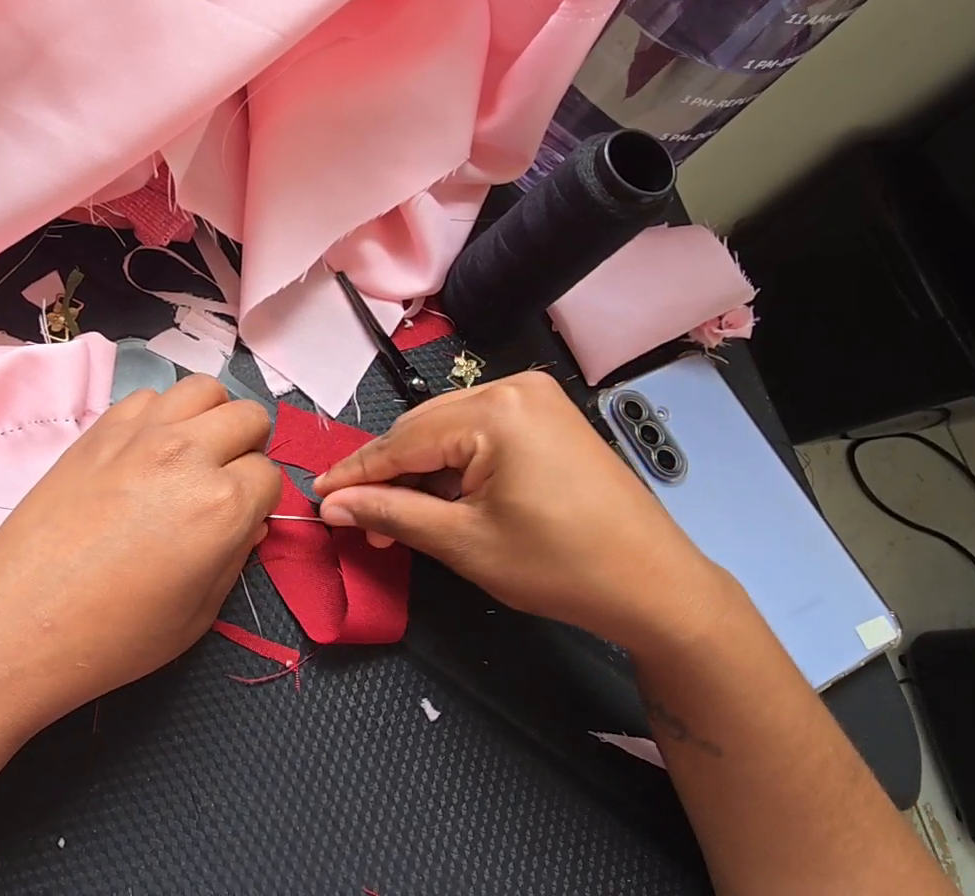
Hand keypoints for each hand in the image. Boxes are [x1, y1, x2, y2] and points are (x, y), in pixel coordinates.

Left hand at [0, 374, 278, 736]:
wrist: (21, 621)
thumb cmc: (115, 636)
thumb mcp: (199, 614)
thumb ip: (235, 557)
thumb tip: (246, 522)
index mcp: (222, 504)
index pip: (269, 474)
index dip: (261, 500)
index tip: (242, 519)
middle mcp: (188, 454)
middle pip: (247, 416)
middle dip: (247, 449)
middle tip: (223, 483)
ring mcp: (140, 434)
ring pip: (203, 390)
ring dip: (210, 418)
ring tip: (190, 455)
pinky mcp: (99, 428)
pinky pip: (149, 397)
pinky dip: (161, 415)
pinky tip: (145, 452)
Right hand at [312, 371, 730, 651]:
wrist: (656, 586)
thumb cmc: (560, 567)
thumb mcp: (464, 543)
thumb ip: (391, 514)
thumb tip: (333, 506)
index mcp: (494, 412)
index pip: (402, 440)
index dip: (355, 472)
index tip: (318, 496)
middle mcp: (513, 388)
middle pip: (422, 429)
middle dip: (387, 476)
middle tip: (358, 521)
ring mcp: (534, 399)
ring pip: (447, 431)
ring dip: (418, 473)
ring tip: (396, 518)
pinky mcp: (547, 417)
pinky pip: (478, 433)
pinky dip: (452, 466)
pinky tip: (438, 499)